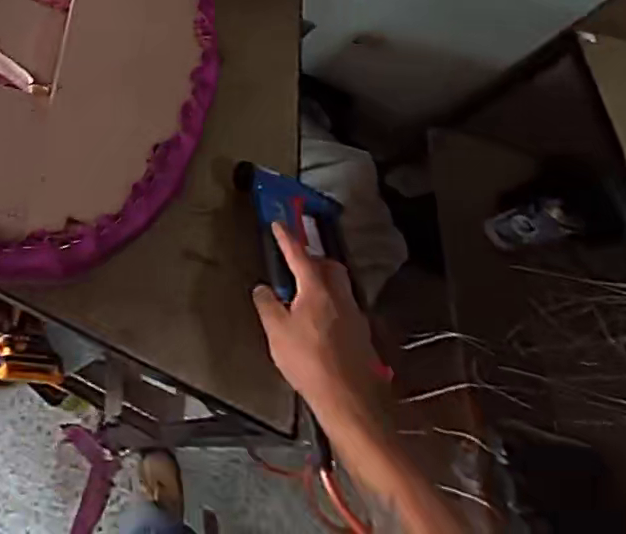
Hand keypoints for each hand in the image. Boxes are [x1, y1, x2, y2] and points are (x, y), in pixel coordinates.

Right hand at [251, 222, 385, 422]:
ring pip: (340, 286)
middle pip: (329, 266)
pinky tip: (320, 321)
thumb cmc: (309, 361)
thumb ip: (267, 305)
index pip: (299, 255)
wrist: (350, 400)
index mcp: (317, 289)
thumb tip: (263, 289)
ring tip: (305, 292)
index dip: (287, 238)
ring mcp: (355, 316)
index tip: (279, 224)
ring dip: (324, 281)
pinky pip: (345, 307)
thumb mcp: (276, 332)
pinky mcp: (362, 336)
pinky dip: (331, 304)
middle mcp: (340, 296)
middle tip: (296, 261)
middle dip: (313, 258)